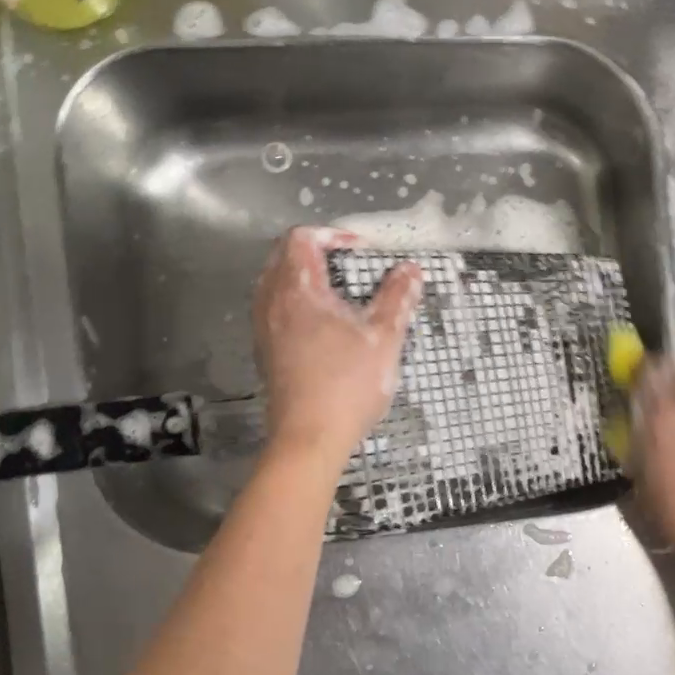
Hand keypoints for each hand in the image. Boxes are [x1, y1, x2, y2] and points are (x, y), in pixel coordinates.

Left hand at [253, 226, 420, 465]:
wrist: (309, 437)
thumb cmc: (348, 385)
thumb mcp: (384, 338)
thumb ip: (398, 298)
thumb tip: (411, 270)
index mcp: (297, 289)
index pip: (303, 238)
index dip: (334, 236)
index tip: (363, 254)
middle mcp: (271, 302)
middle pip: (284, 256)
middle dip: (318, 254)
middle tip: (351, 268)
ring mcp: (263, 328)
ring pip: (276, 283)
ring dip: (306, 279)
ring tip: (340, 295)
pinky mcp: (265, 351)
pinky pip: (275, 309)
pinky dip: (297, 304)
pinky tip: (325, 327)